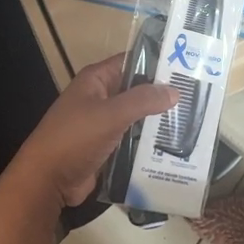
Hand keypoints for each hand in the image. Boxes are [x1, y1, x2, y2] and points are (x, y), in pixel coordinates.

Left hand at [7, 54, 177, 210]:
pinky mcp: (106, 146)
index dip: (156, 62)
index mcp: (96, 80)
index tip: (187, 67)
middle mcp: (99, 97)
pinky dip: (148, 141)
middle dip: (161, 94)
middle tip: (197, 97)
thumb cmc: (75, 139)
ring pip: (136, 115)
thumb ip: (143, 100)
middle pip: (136, 89)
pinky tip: (173, 144)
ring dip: (157, 119)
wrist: (47, 181)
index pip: (131, 61)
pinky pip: (132, 138)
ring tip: (191, 120)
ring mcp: (102, 122)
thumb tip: (175, 91)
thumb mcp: (110, 115)